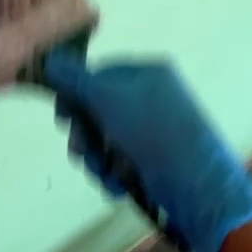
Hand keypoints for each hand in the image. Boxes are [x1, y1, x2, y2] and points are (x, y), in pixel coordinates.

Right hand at [43, 48, 251, 251]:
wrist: (203, 192)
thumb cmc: (154, 133)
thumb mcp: (109, 98)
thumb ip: (75, 80)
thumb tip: (49, 59)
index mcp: (149, 73)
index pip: (100, 72)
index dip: (76, 92)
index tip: (62, 116)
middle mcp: (153, 97)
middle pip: (99, 108)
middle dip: (86, 133)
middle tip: (81, 151)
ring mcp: (157, 131)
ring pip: (107, 139)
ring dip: (98, 159)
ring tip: (105, 175)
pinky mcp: (158, 162)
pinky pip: (122, 161)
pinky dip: (114, 174)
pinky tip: (118, 186)